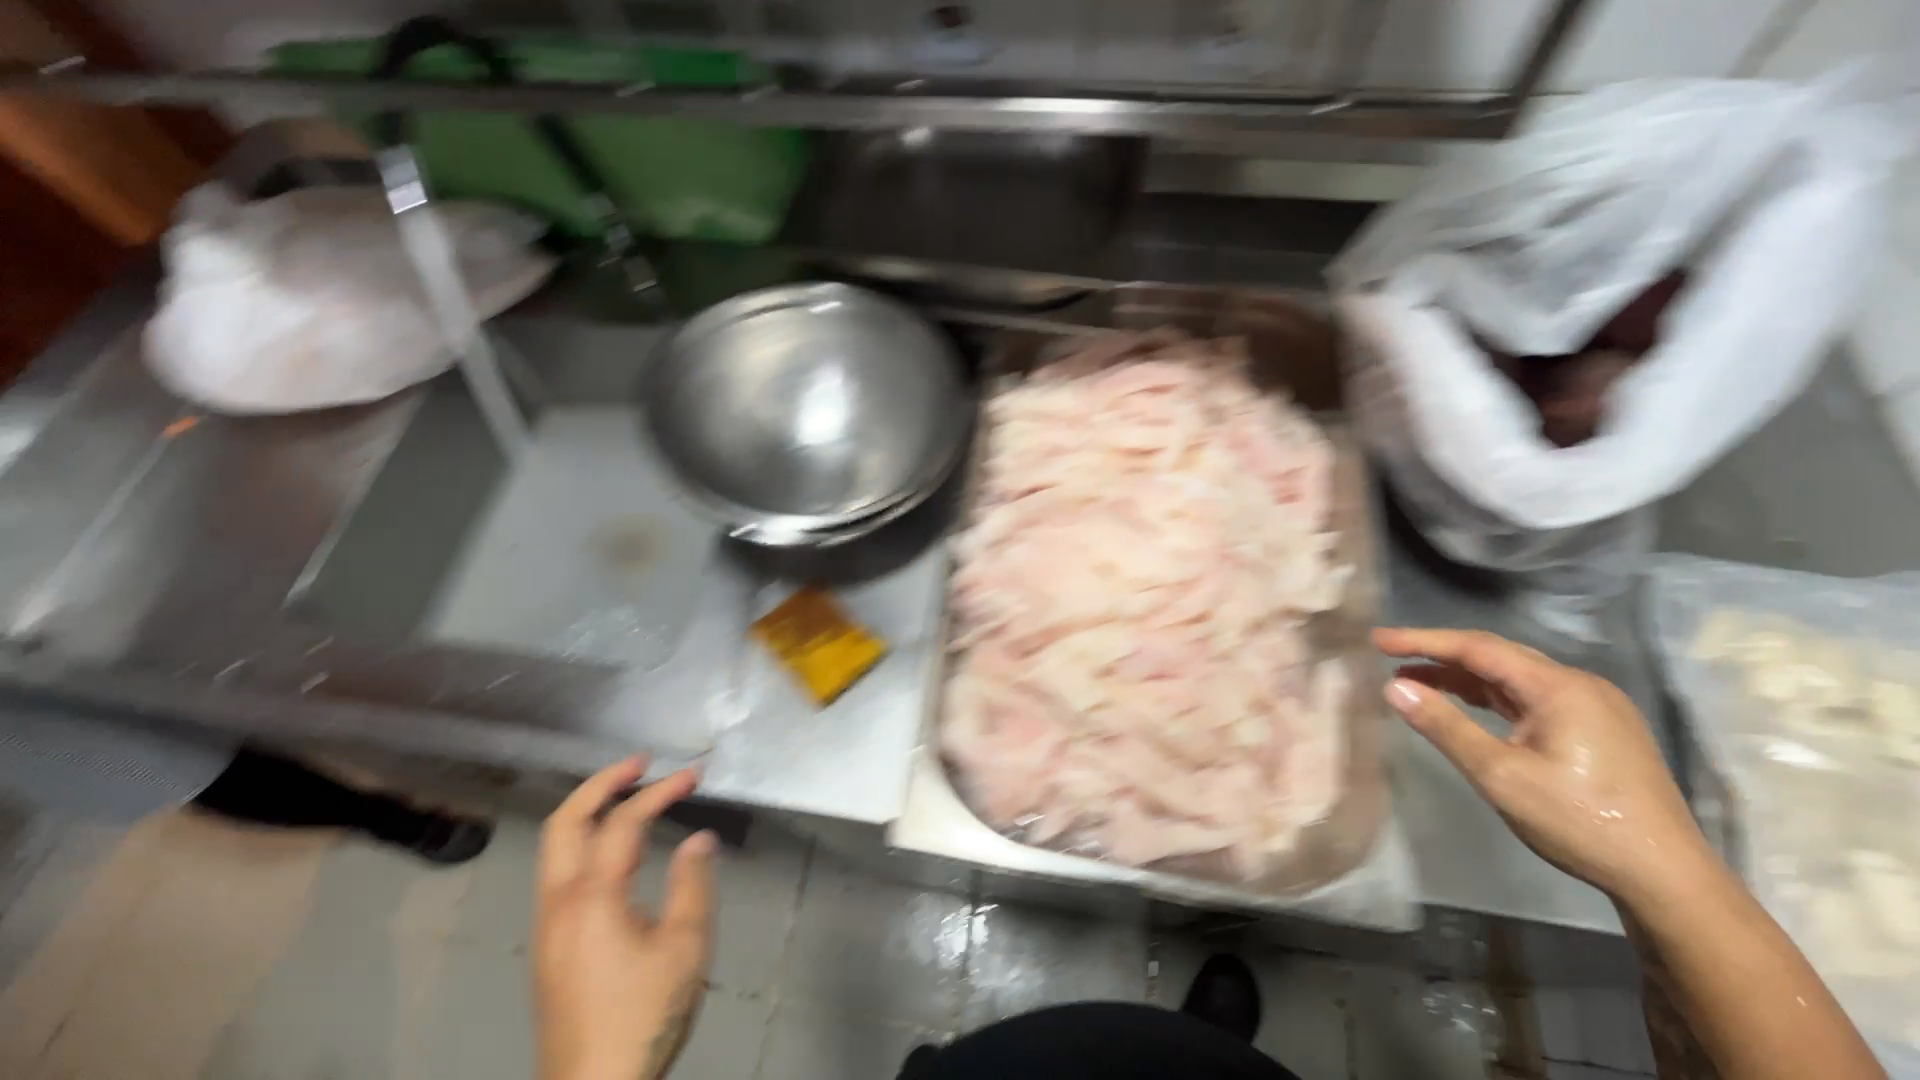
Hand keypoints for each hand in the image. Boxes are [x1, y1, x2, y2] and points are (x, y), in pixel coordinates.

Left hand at [535, 758, 714, 1079]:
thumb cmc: (642, 1016)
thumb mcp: (685, 949)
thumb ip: (692, 885)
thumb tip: (698, 839)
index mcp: (592, 896)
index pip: (624, 822)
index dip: (660, 791)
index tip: (693, 775)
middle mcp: (558, 900)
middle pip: (566, 821)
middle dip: (601, 782)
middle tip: (640, 764)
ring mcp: (547, 924)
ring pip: (554, 846)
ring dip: (587, 810)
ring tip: (626, 795)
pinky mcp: (548, 945)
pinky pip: (558, 871)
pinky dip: (582, 841)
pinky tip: (612, 854)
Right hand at [1374, 627, 1713, 903]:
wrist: (1665, 875)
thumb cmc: (1578, 821)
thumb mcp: (1500, 776)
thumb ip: (1445, 727)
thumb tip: (1393, 688)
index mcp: (1559, 687)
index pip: (1477, 648)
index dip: (1423, 641)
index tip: (1378, 640)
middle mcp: (1580, 685)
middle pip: (1498, 656)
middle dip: (1441, 654)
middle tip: (1391, 655)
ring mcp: (1595, 707)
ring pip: (1515, 678)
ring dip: (1464, 677)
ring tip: (1415, 681)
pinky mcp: (1600, 729)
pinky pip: (1533, 699)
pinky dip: (1492, 697)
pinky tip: (1468, 708)